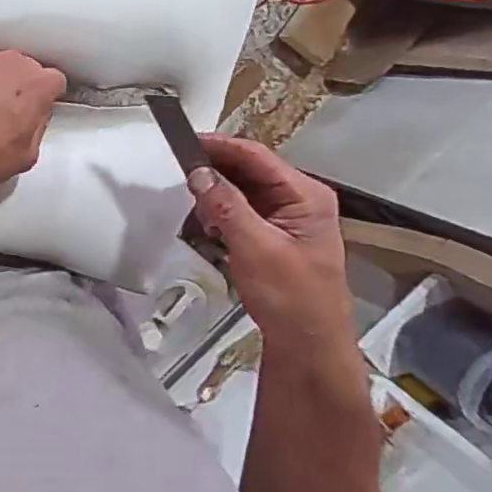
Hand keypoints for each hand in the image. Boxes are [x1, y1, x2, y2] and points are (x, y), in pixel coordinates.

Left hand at [0, 45, 66, 202]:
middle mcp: (13, 62)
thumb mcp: (27, 156)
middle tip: (1, 111)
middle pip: (22, 68)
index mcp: (39, 85)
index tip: (34, 108)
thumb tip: (32, 120)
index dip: (44, 96)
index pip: (53, 81)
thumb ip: (38, 128)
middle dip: (15, 86)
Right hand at [187, 134, 353, 352]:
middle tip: (182, 176)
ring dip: (217, 195)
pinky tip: (208, 225)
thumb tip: (198, 172)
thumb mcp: (255, 247)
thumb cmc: (290, 297)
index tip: (184, 142)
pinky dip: (223, 213)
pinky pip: (244, 212)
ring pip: (244, 191)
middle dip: (216, 172)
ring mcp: (289, 218)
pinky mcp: (276, 236)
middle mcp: (299, 199)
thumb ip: (226, 205)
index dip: (220, 147)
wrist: (310, 348)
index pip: (256, 156)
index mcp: (305, 195)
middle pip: (250, 170)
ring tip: (194, 207)